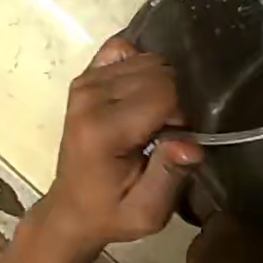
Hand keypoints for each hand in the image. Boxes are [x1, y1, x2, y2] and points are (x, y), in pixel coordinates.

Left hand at [26, 37, 202, 253]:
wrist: (72, 209)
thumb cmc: (114, 210)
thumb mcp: (148, 212)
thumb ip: (169, 177)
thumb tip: (190, 145)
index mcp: (103, 129)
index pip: (164, 92)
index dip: (181, 115)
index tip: (173, 141)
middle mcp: (90, 96)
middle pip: (159, 71)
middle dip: (175, 98)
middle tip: (165, 131)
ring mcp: (85, 82)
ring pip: (149, 60)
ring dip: (161, 85)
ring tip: (153, 117)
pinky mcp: (85, 76)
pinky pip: (126, 49)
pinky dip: (142, 66)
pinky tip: (141, 93)